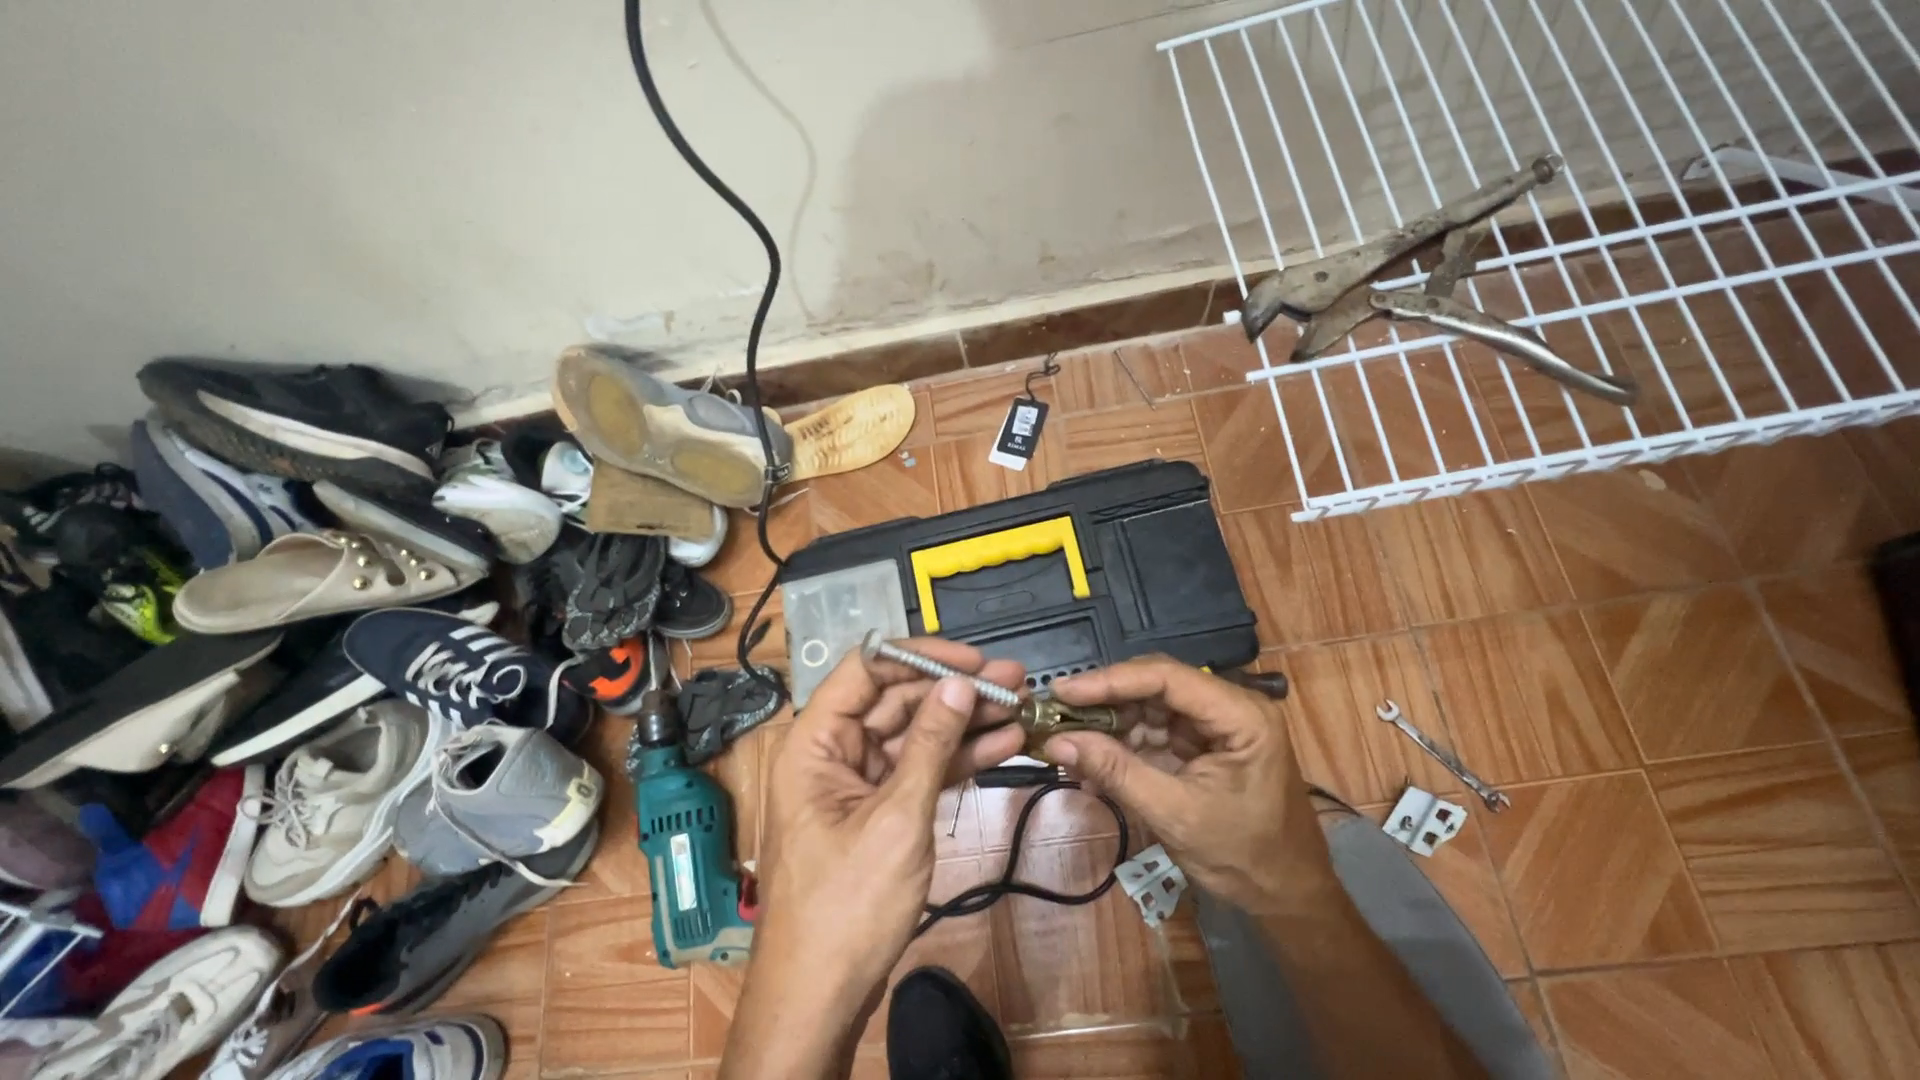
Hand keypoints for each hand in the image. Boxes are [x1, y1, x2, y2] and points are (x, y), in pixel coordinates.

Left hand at [728, 640, 1024, 1074]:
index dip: (920, 657)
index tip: (972, 659)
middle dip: (954, 690)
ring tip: (1018, 707)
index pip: (866, 670)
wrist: (821, 994)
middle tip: (1012, 681)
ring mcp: (857, 783)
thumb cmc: (845, 909)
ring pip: (915, 736)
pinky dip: (957, 760)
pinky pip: (919, 771)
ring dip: (965, 723)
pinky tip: (1001, 746)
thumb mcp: (896, 820)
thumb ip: (929, 746)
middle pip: (896, 701)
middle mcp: (832, 753)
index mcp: (814, 743)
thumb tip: (958, 686)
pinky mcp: (879, 812)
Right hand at [1045, 656, 1334, 913]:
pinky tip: (1088, 758)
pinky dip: (1120, 746)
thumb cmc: (1243, 855)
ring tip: (1064, 738)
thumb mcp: (1175, 814)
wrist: (1285, 895)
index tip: (1064, 691)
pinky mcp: (1199, 746)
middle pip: (1155, 686)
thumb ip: (1117, 772)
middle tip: (1055, 712)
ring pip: (1148, 708)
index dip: (1111, 680)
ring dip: (1108, 724)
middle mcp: (1228, 708)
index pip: (1166, 677)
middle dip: (1105, 701)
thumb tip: (1057, 743)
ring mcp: (1213, 726)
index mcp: (1240, 714)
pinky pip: (1152, 734)